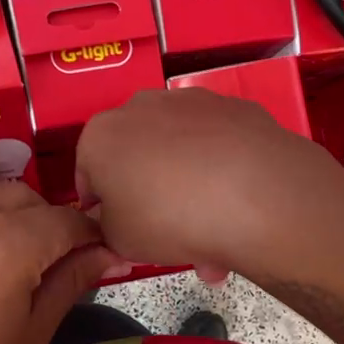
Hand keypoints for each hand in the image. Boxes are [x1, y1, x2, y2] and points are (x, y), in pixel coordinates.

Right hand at [76, 88, 343, 275]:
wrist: (256, 195)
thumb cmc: (168, 219)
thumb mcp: (120, 241)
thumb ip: (107, 228)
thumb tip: (116, 219)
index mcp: (101, 135)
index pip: (87, 175)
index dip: (101, 209)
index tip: (119, 232)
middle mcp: (142, 106)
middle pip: (139, 160)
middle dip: (152, 201)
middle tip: (170, 242)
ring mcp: (193, 102)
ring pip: (182, 156)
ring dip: (191, 194)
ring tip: (214, 241)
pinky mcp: (237, 108)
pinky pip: (219, 149)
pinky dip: (222, 175)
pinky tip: (238, 210)